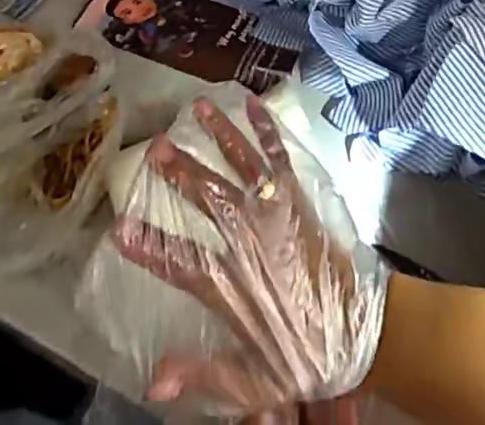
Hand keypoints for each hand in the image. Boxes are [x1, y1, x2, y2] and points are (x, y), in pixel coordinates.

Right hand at [110, 94, 386, 416]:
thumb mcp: (252, 380)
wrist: (364, 329)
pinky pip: (280, 156)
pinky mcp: (300, 196)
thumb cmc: (304, 351)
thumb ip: (202, 374)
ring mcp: (280, 210)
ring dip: (221, 134)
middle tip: (155, 147)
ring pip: (245, 165)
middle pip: (212, 198)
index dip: (150, 247)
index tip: (120, 229)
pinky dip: (266, 128)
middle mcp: (256, 237)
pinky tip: (251, 103)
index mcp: (236, 281)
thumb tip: (152, 381)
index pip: (183, 263)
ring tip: (199, 107)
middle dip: (182, 172)